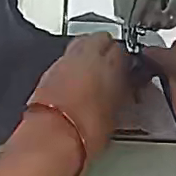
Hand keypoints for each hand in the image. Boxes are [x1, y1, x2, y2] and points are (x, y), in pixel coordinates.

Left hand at [25, 33, 132, 161]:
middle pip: (101, 38)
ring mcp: (65, 61)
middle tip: (111, 65)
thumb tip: (121, 93)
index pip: (124, 50)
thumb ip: (120, 95)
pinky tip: (75, 81)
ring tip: (93, 72)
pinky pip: (65, 59)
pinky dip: (72, 65)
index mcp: (111, 64)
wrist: (51, 137)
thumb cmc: (83, 130)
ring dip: (88, 53)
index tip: (127, 70)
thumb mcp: (115, 115)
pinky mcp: (49, 70)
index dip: (126, 60)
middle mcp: (86, 56)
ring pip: (81, 43)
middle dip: (107, 48)